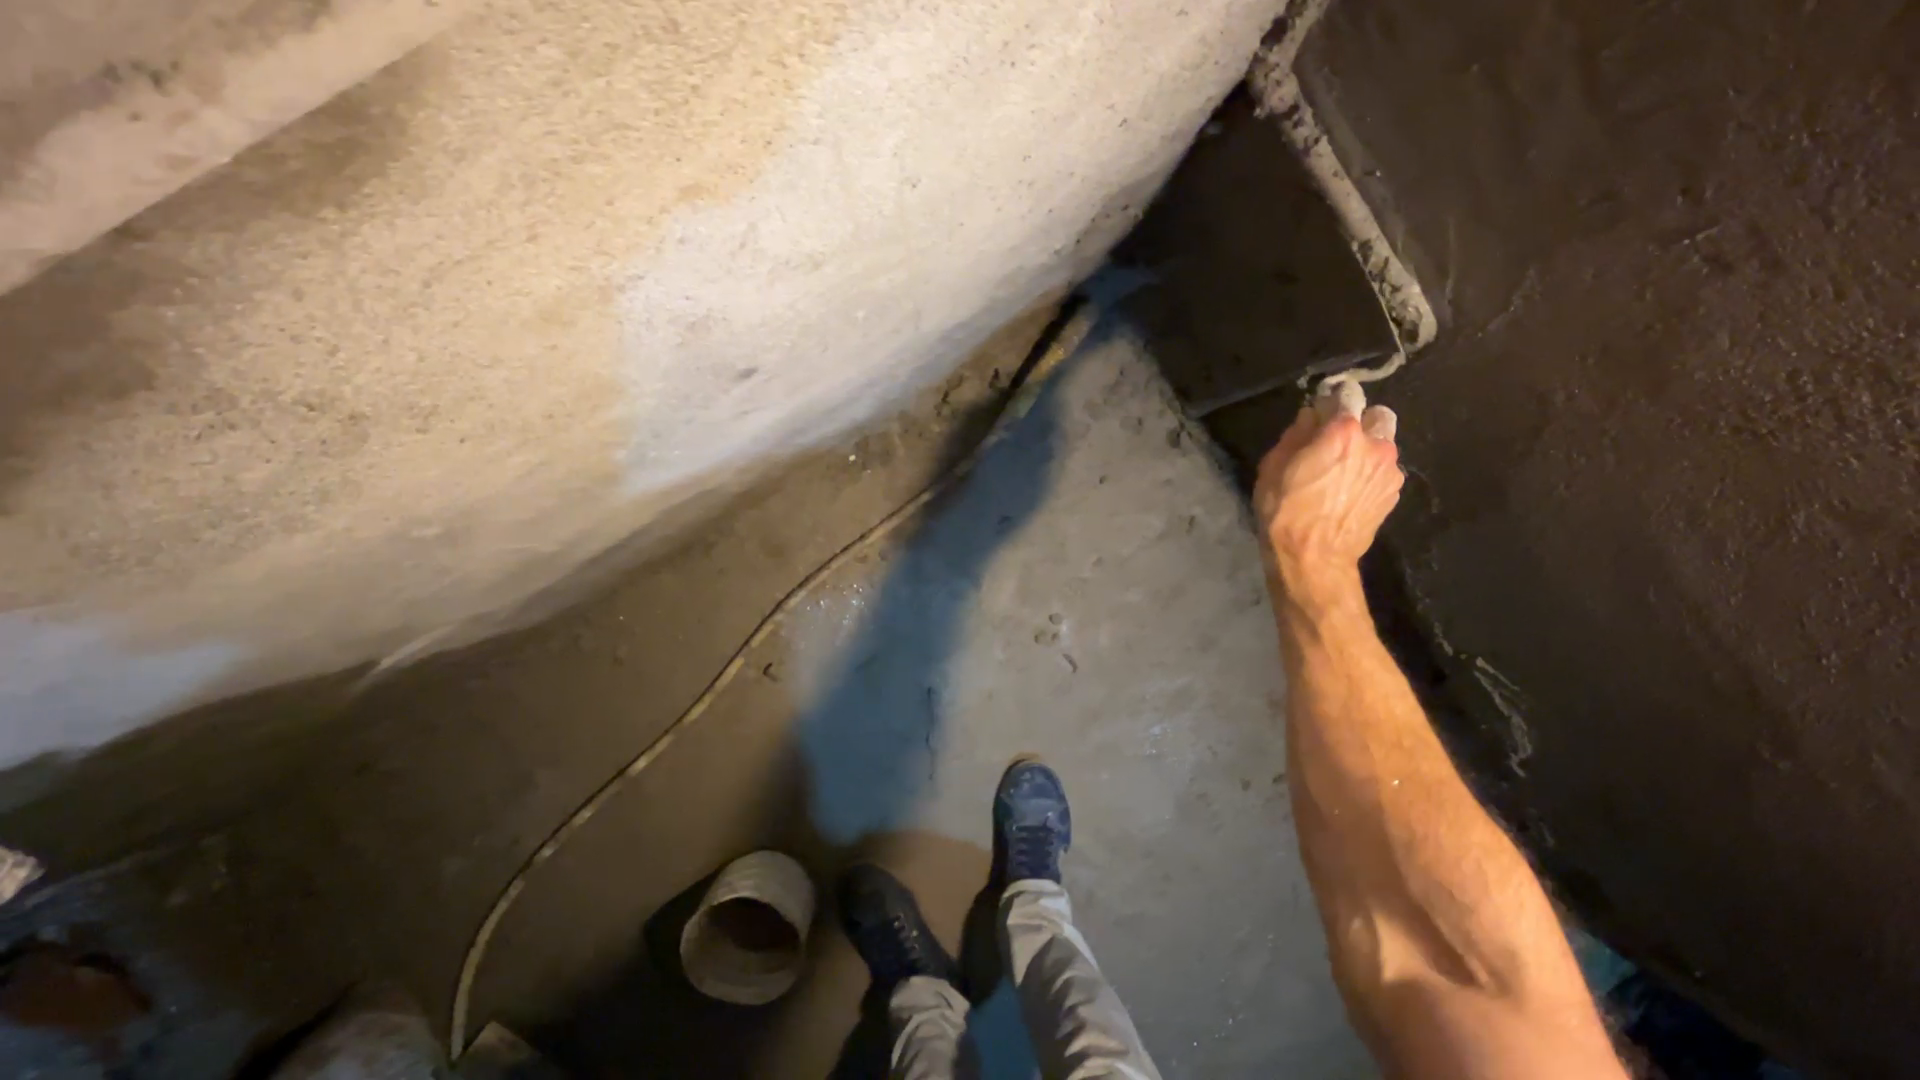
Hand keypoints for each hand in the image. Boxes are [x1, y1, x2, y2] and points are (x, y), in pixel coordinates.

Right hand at [1253, 395, 1402, 610]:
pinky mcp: (1393, 491)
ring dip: (1366, 449)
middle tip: (1335, 443)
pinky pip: (1384, 469)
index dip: (1329, 401)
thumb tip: (1311, 417)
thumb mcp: (1273, 467)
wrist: (1313, 560)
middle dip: (1358, 422)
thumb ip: (1296, 434)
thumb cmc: (1285, 512)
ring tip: (1342, 472)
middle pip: (1375, 415)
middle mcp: (1375, 443)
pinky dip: (1370, 473)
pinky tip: (1349, 492)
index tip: (1318, 413)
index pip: (1344, 395)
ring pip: (1383, 443)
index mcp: (1343, 431)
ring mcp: (1389, 469)